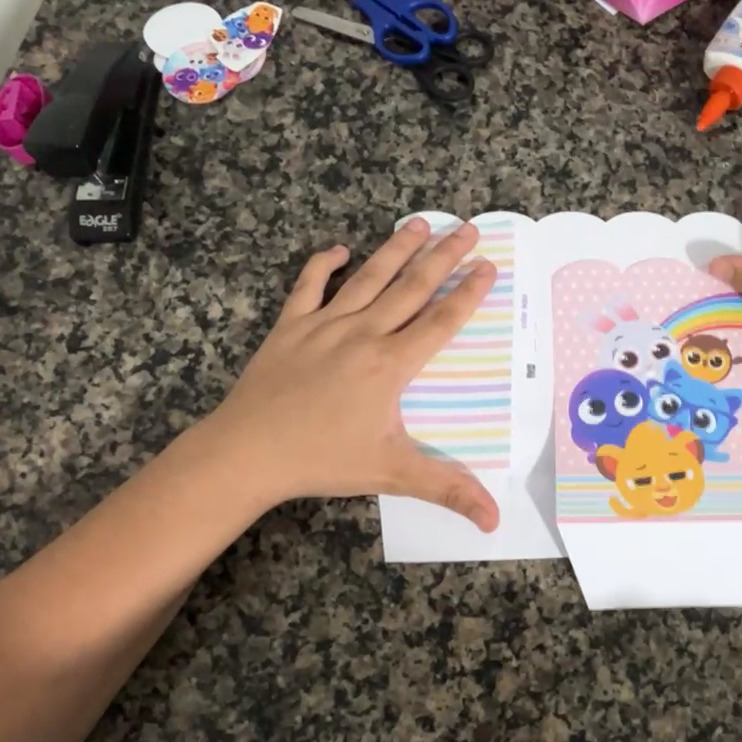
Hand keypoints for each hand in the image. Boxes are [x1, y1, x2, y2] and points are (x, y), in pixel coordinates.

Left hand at [192, 219, 500, 529]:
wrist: (247, 451)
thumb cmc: (322, 460)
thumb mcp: (391, 473)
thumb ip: (446, 488)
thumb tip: (494, 519)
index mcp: (391, 364)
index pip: (440, 321)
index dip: (468, 293)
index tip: (487, 266)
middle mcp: (363, 334)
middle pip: (412, 287)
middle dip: (444, 256)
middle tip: (467, 228)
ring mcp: (324, 325)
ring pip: (368, 278)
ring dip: (396, 249)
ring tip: (419, 222)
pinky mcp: (290, 327)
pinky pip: (308, 287)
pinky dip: (322, 265)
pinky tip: (338, 249)